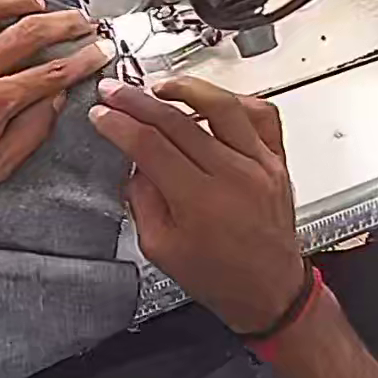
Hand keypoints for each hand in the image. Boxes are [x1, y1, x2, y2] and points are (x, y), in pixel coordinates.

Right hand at [87, 76, 306, 333]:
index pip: (149, 145)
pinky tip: (211, 100)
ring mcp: (259, 164)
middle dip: (136, 100)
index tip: (101, 115)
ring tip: (159, 86)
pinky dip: (233, 99)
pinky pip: (260, 113)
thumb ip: (142, 200)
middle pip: (176, 119)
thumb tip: (133, 162)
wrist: (270, 291)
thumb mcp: (159, 248)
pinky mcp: (276, 160)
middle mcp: (233, 176)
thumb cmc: (219, 277)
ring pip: (221, 105)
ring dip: (184, 88)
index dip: (118, 124)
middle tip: (114, 91)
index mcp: (199, 202)